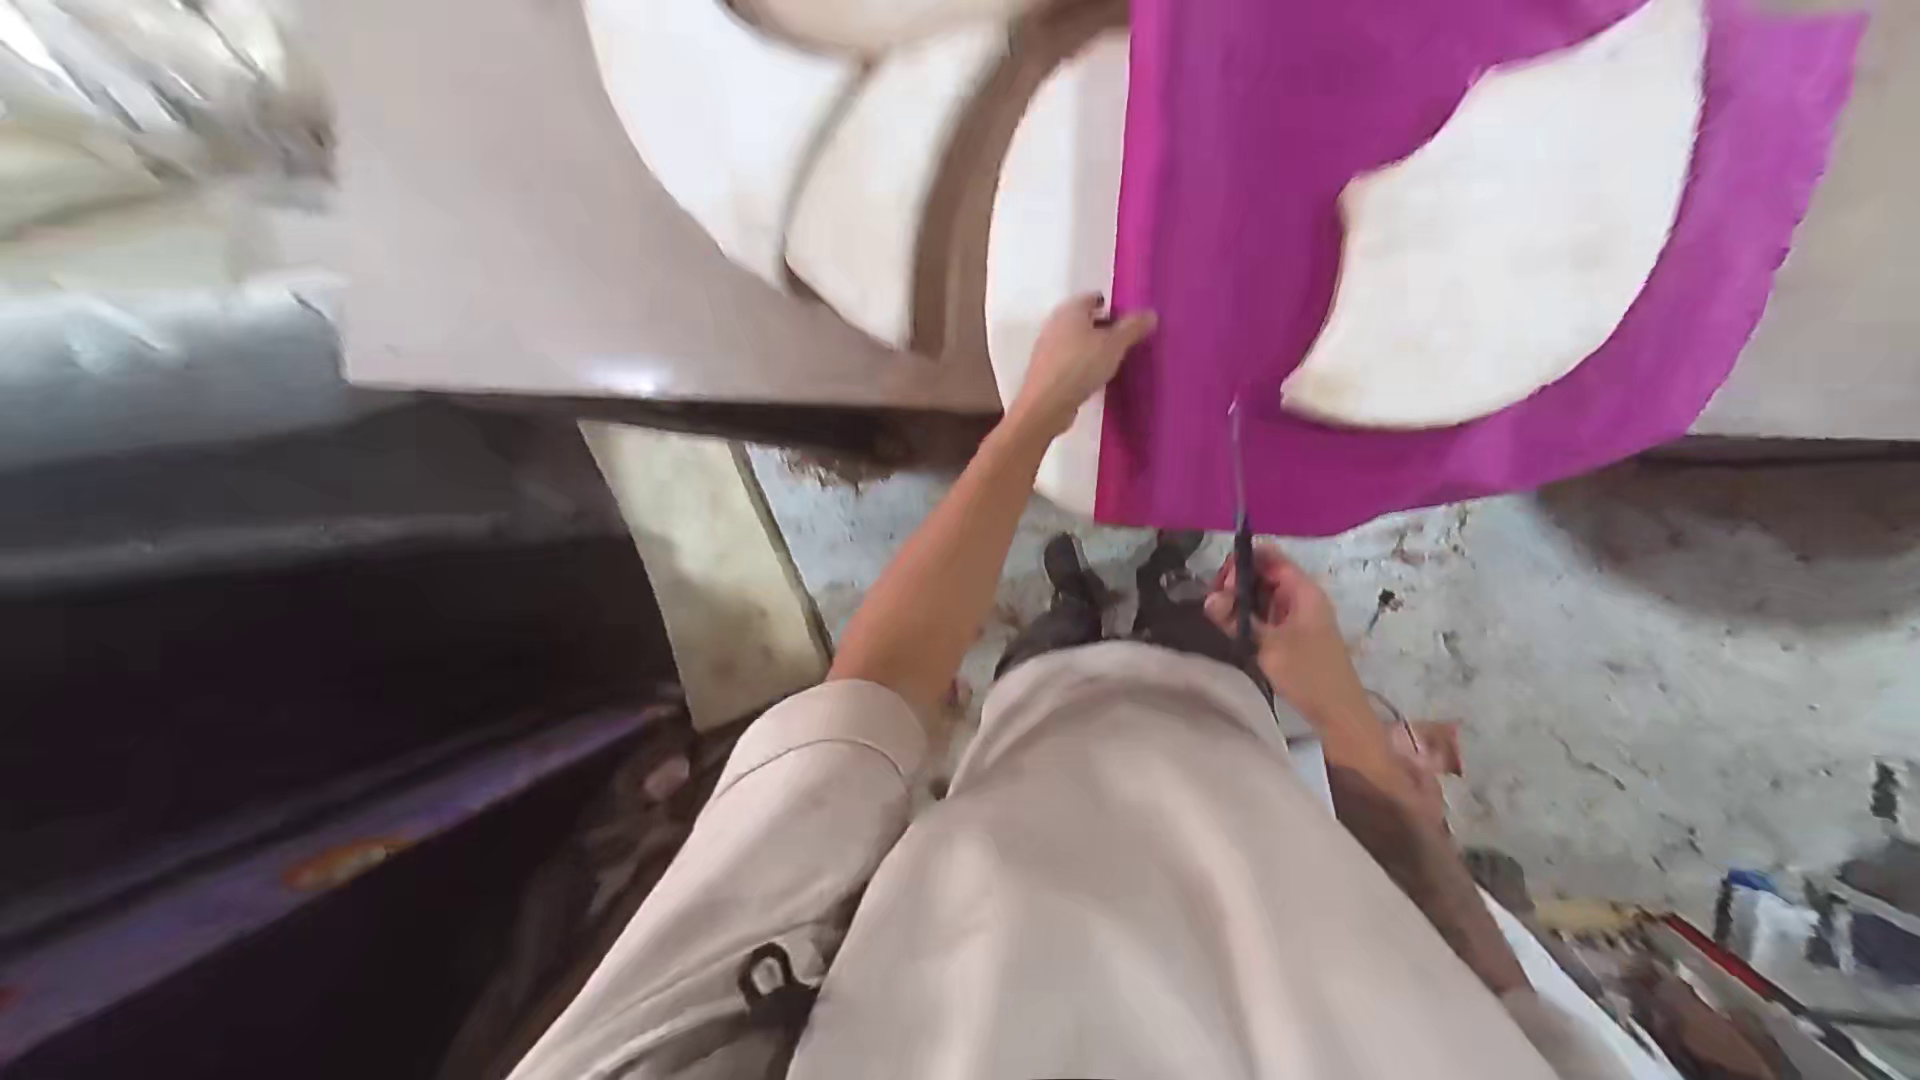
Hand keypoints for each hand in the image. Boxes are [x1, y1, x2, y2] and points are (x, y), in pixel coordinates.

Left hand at [1005, 294, 1156, 440]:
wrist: (1046, 405)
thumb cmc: (1081, 366)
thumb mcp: (1114, 345)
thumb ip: (1133, 328)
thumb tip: (1151, 314)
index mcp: (1070, 310)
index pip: (1092, 298)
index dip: (1111, 305)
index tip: (1128, 318)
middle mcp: (1054, 325)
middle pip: (1083, 321)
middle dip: (1102, 327)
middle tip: (1125, 339)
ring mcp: (1047, 350)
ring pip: (1075, 342)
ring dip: (1091, 348)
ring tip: (1113, 359)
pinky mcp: (1045, 372)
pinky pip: (1069, 362)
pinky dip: (1082, 365)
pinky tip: (1094, 377)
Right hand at [1203, 544, 1369, 725]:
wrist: (1337, 712)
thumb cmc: (1308, 674)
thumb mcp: (1267, 645)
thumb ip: (1236, 619)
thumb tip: (1208, 599)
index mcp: (1303, 591)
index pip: (1269, 557)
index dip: (1242, 562)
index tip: (1220, 583)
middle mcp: (1300, 596)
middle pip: (1262, 572)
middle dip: (1236, 582)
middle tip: (1216, 602)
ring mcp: (1295, 613)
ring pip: (1261, 592)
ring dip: (1239, 599)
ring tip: (1219, 614)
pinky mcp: (1289, 630)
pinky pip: (1264, 611)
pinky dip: (1246, 614)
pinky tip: (1231, 625)